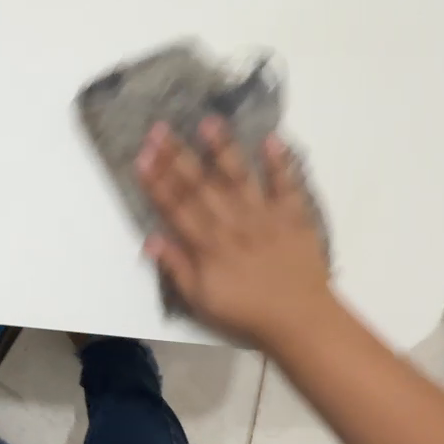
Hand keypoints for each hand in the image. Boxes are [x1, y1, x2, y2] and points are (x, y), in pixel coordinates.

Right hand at [135, 117, 334, 346]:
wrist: (302, 322)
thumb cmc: (245, 313)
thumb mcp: (200, 299)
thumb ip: (176, 267)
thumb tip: (150, 239)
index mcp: (208, 245)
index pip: (176, 207)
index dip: (157, 181)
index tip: (142, 156)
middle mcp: (232, 224)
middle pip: (200, 186)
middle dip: (177, 156)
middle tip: (158, 129)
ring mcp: (264, 217)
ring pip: (238, 178)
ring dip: (222, 149)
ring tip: (207, 121)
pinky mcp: (293, 216)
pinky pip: (286, 186)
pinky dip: (279, 163)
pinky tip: (269, 138)